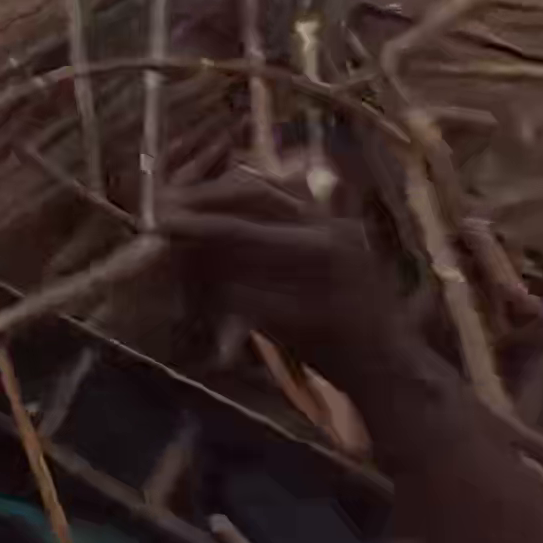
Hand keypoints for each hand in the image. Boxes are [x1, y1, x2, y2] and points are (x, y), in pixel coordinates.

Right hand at [160, 174, 415, 384]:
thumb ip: (223, 282)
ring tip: (183, 204)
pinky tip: (215, 208)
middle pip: (251, 189)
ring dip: (219, 191)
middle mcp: (326, 222)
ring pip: (265, 184)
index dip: (192, 225)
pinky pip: (277, 194)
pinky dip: (240, 196)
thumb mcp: (269, 318)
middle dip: (201, 196)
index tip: (156, 224)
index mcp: (317, 248)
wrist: (386, 358)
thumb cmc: (328, 346)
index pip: (237, 226)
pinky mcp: (324, 222)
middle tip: (164, 207)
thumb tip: (176, 252)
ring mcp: (329, 218)